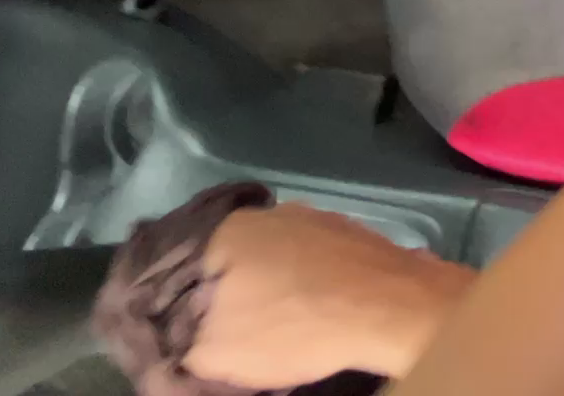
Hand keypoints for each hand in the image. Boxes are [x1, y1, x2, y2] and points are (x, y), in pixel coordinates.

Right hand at [183, 203, 473, 387]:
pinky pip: (309, 256)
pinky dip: (302, 278)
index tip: (176, 326)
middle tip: (218, 327)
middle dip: (220, 289)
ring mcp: (319, 217)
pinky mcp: (350, 231)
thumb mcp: (212, 351)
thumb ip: (180, 337)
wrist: (391, 307)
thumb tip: (179, 327)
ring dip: (264, 284)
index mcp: (232, 229)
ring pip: (272, 254)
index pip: (176, 262)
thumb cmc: (298, 324)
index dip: (171, 299)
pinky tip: (306, 303)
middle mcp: (276, 211)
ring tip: (265, 320)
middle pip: (228, 255)